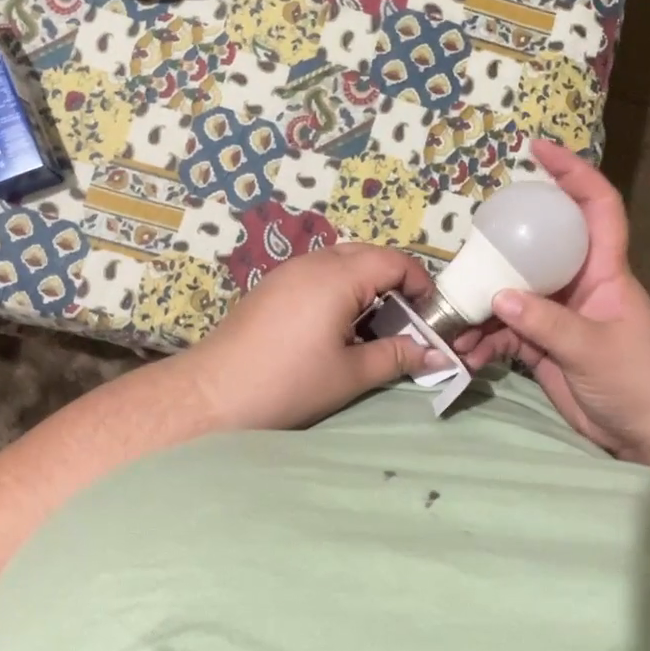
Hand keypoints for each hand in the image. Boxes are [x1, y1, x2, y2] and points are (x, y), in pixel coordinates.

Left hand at [179, 243, 446, 431]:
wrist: (211, 394)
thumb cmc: (287, 383)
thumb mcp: (350, 374)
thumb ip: (397, 357)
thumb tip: (438, 355)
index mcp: (337, 276)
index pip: (394, 261)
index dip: (420, 284)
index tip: (431, 317)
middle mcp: (313, 263)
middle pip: (367, 256)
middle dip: (394, 284)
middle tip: (405, 323)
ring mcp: (287, 272)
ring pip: (340, 264)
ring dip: (365, 287)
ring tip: (373, 329)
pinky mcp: (270, 288)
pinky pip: (316, 275)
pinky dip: (338, 292)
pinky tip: (336, 330)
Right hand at [458, 140, 649, 465]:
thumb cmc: (644, 381)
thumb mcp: (595, 348)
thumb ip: (546, 323)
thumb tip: (497, 297)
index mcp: (604, 272)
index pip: (595, 208)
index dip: (572, 174)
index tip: (537, 150)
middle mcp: (578, 287)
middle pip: (537, 250)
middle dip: (502, 248)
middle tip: (466, 252)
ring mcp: (559, 319)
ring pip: (514, 297)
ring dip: (483, 307)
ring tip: (453, 321)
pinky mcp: (545, 351)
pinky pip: (508, 335)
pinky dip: (486, 342)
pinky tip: (466, 353)